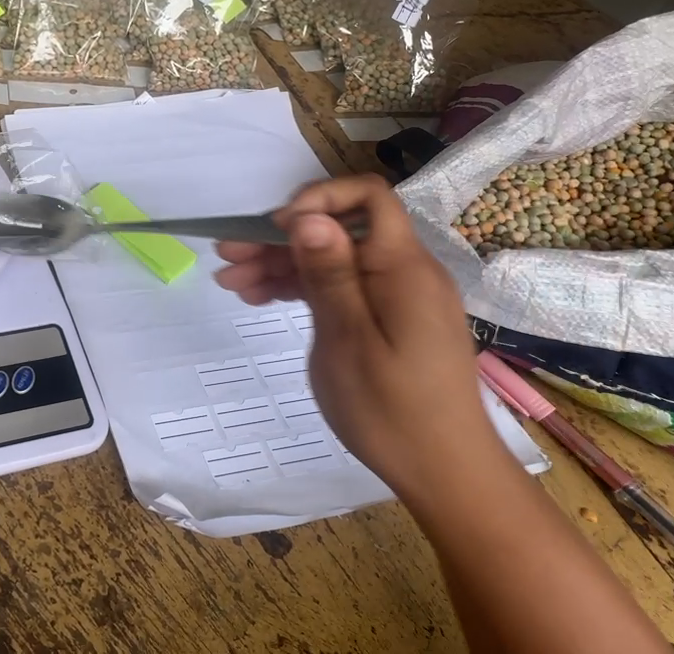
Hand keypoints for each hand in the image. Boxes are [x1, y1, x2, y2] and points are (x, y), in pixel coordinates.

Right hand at [213, 175, 499, 495]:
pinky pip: (341, 286)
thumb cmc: (392, 410)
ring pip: (333, 259)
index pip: (368, 198)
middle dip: (281, 237)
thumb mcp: (348, 340)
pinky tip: (262, 298)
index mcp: (403, 268)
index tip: (276, 229)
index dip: (318, 199)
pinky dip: (301, 288)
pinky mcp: (388, 319)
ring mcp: (397, 296)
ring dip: (281, 265)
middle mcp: (404, 272)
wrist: (446, 475)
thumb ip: (329, 274)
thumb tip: (307, 215)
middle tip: (227, 256)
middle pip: (339, 230)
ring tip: (231, 282)